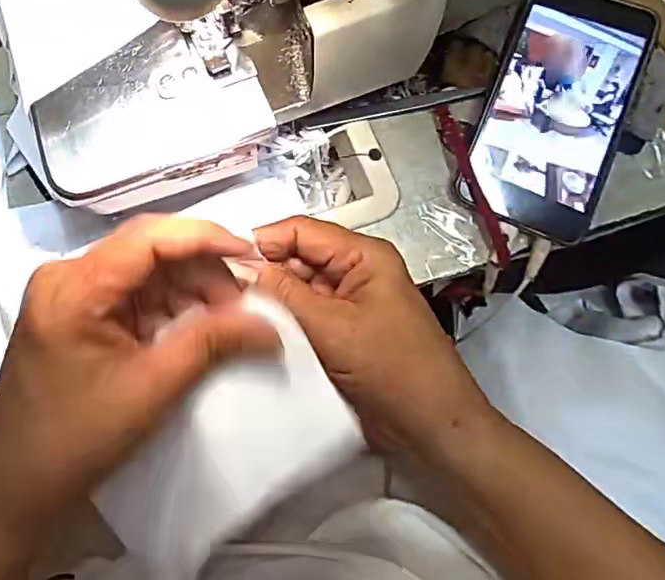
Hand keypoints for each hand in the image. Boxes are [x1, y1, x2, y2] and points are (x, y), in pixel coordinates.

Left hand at [0, 215, 281, 540]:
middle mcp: (64, 273)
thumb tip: (269, 326)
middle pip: (146, 248)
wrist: (13, 489)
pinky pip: (127, 289)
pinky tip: (192, 324)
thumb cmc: (77, 441)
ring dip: (185, 286)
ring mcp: (65, 289)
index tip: (248, 252)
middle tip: (241, 301)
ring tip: (223, 317)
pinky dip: (163, 303)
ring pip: (141, 267)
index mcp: (73, 285)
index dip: (203, 237)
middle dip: (199, 268)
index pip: (147, 237)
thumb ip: (211, 344)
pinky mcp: (72, 308)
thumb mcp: (151, 389)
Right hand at [250, 215, 494, 460]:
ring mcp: (350, 300)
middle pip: (298, 256)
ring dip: (275, 296)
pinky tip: (263, 327)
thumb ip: (286, 293)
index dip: (265, 241)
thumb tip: (245, 266)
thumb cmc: (396, 373)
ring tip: (242, 309)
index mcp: (364, 255)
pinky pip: (307, 311)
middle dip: (267, 270)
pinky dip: (287, 317)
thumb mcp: (333, 328)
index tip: (229, 260)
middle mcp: (356, 270)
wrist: (435, 433)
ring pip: (300, 284)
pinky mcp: (344, 327)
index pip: (302, 230)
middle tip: (230, 290)